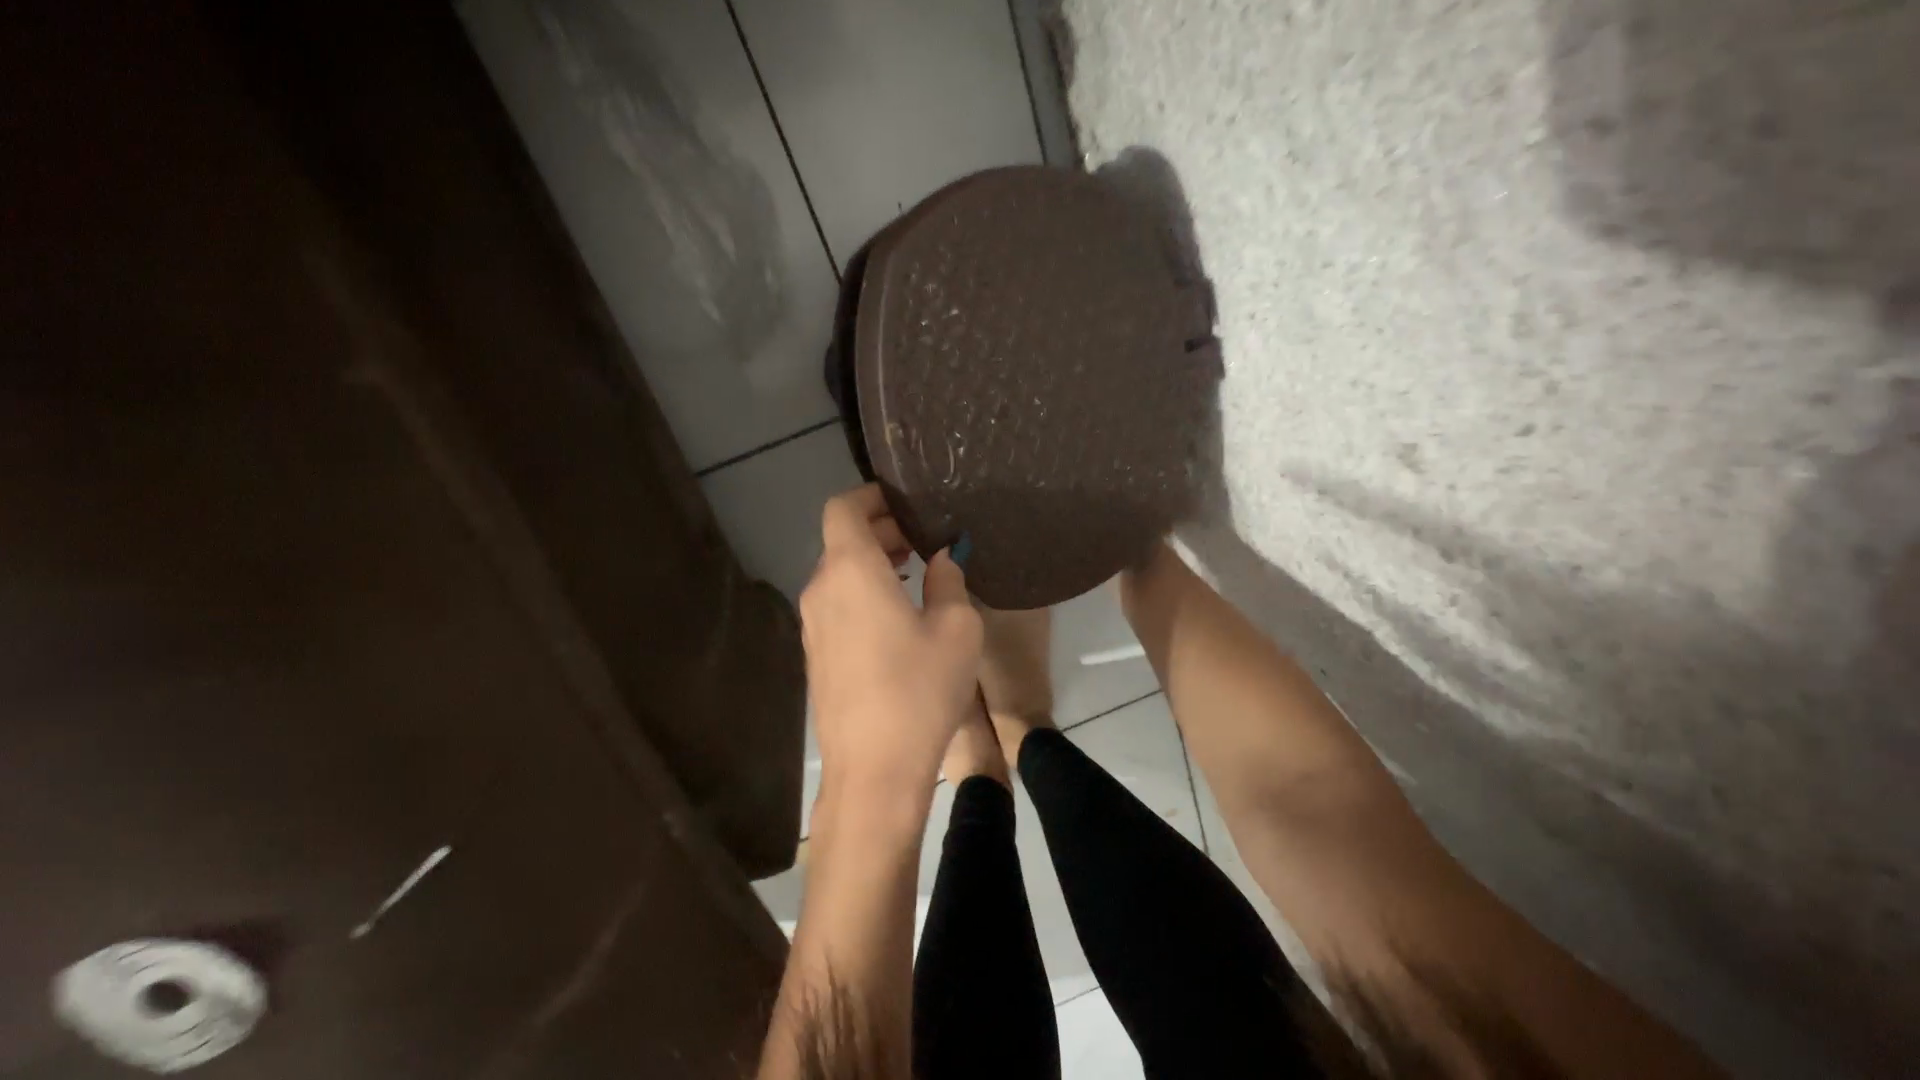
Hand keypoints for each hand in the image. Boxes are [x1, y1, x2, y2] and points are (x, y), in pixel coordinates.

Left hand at [799, 484, 983, 804]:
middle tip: (923, 537)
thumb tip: (942, 558)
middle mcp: (821, 590)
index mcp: (850, 570)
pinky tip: (899, 617)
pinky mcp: (816, 657)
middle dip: (880, 530)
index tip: (906, 502)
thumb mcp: (956, 628)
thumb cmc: (919, 689)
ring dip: (872, 564)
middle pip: (840, 540)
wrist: (874, 770)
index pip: (842, 507)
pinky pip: (837, 606)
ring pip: (838, 575)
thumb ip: (948, 581)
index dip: (871, 496)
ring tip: (916, 573)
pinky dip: (863, 594)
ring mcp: (813, 627)